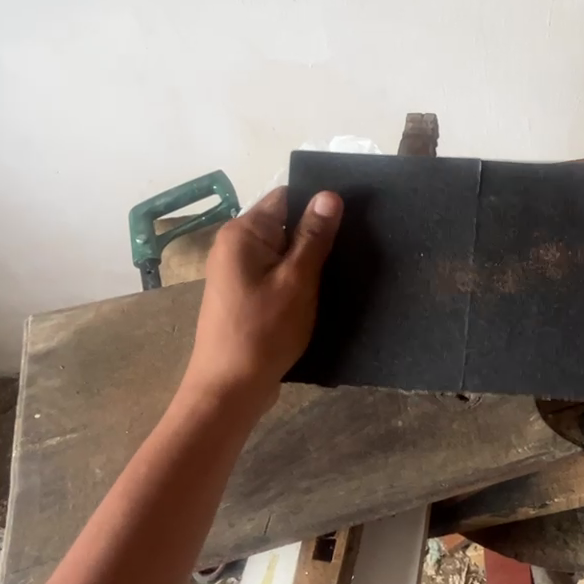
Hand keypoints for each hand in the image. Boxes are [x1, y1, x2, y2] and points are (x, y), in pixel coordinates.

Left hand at [183, 187, 342, 408]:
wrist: (229, 389)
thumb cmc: (263, 331)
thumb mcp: (297, 280)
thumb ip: (314, 236)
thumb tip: (330, 194)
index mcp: (243, 233)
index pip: (287, 197)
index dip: (318, 204)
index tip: (352, 217)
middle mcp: (234, 245)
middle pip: (285, 222)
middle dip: (317, 232)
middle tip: (354, 245)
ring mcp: (237, 271)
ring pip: (283, 249)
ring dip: (309, 258)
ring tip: (344, 267)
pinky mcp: (244, 293)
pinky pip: (277, 271)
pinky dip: (298, 277)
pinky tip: (322, 290)